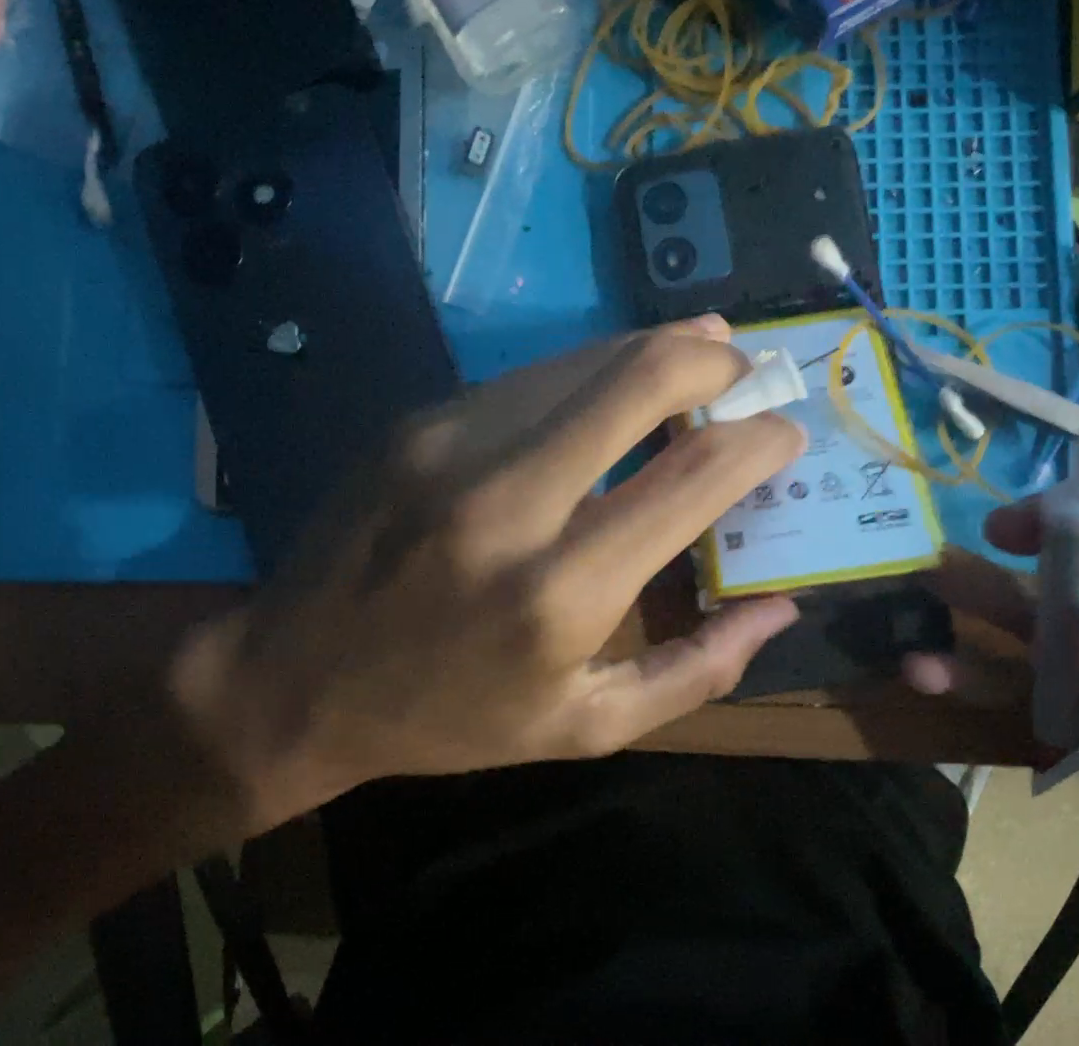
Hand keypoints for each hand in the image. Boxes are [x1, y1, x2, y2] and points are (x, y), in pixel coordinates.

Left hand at [165, 316, 806, 835]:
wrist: (292, 680)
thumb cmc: (449, 717)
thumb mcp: (584, 727)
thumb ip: (696, 670)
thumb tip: (779, 607)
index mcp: (563, 592)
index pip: (696, 475)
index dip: (760, 440)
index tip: (786, 434)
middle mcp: (510, 500)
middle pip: (640, 376)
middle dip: (713, 359)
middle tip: (744, 371)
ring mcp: (451, 446)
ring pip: (583, 360)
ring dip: (652, 351)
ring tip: (694, 360)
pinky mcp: (415, 423)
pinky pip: (527, 380)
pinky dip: (584, 377)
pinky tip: (601, 395)